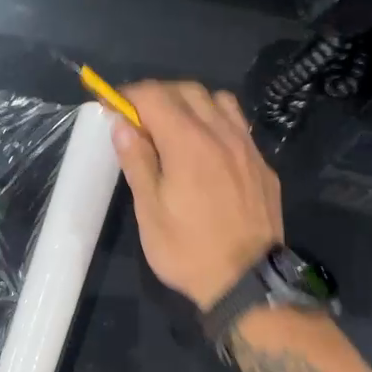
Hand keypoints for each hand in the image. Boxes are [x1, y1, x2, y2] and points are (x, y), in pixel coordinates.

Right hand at [110, 82, 284, 311]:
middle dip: (158, 95)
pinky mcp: (262, 166)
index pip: (155, 97)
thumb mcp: (150, 212)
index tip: (109, 105)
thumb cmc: (187, 251)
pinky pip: (238, 127)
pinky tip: (206, 151)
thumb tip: (122, 125)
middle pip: (188, 91)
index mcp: (188, 143)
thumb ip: (138, 163)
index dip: (127, 95)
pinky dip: (215, 124)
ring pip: (219, 102)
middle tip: (137, 118)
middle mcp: (221, 134)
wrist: (244, 279)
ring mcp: (247, 148)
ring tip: (174, 128)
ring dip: (191, 104)